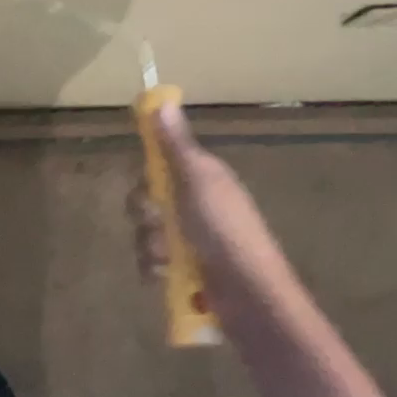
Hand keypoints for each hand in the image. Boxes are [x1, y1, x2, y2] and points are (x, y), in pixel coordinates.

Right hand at [129, 100, 286, 289]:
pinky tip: (164, 276)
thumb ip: (176, 144)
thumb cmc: (225, 230)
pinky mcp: (186, 271)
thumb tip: (164, 100)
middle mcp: (195, 204)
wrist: (250, 297)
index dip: (149, 170)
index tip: (149, 179)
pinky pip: (152, 261)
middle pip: (148, 197)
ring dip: (150, 244)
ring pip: (147, 231)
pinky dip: (154, 269)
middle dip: (145, 212)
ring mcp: (191, 239)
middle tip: (160, 221)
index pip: (161, 161)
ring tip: (167, 259)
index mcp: (202, 177)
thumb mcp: (198, 179)